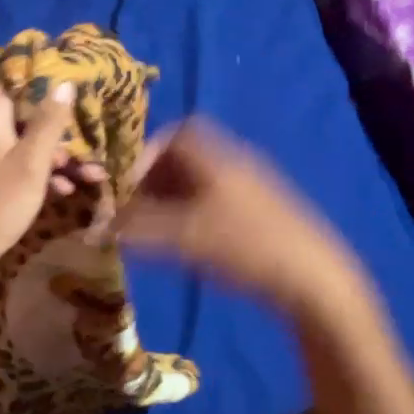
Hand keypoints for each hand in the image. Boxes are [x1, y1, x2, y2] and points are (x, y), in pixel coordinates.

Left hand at [0, 83, 94, 280]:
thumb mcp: (32, 162)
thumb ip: (50, 122)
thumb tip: (64, 82)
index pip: (16, 80)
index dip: (46, 80)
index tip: (76, 85)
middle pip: (26, 115)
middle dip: (62, 130)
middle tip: (91, 144)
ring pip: (26, 144)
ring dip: (58, 157)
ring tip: (92, 174)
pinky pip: (17, 166)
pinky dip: (41, 174)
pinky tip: (65, 190)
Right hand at [114, 117, 363, 313]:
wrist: (313, 280)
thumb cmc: (246, 249)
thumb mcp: (182, 238)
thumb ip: (137, 229)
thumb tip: (100, 227)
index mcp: (218, 160)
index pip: (178, 133)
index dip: (147, 153)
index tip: (128, 185)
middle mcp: (235, 165)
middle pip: (186, 158)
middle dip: (154, 181)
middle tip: (135, 211)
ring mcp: (252, 190)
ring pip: (200, 182)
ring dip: (171, 200)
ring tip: (154, 231)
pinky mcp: (261, 214)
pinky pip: (215, 201)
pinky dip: (191, 215)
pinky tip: (186, 244)